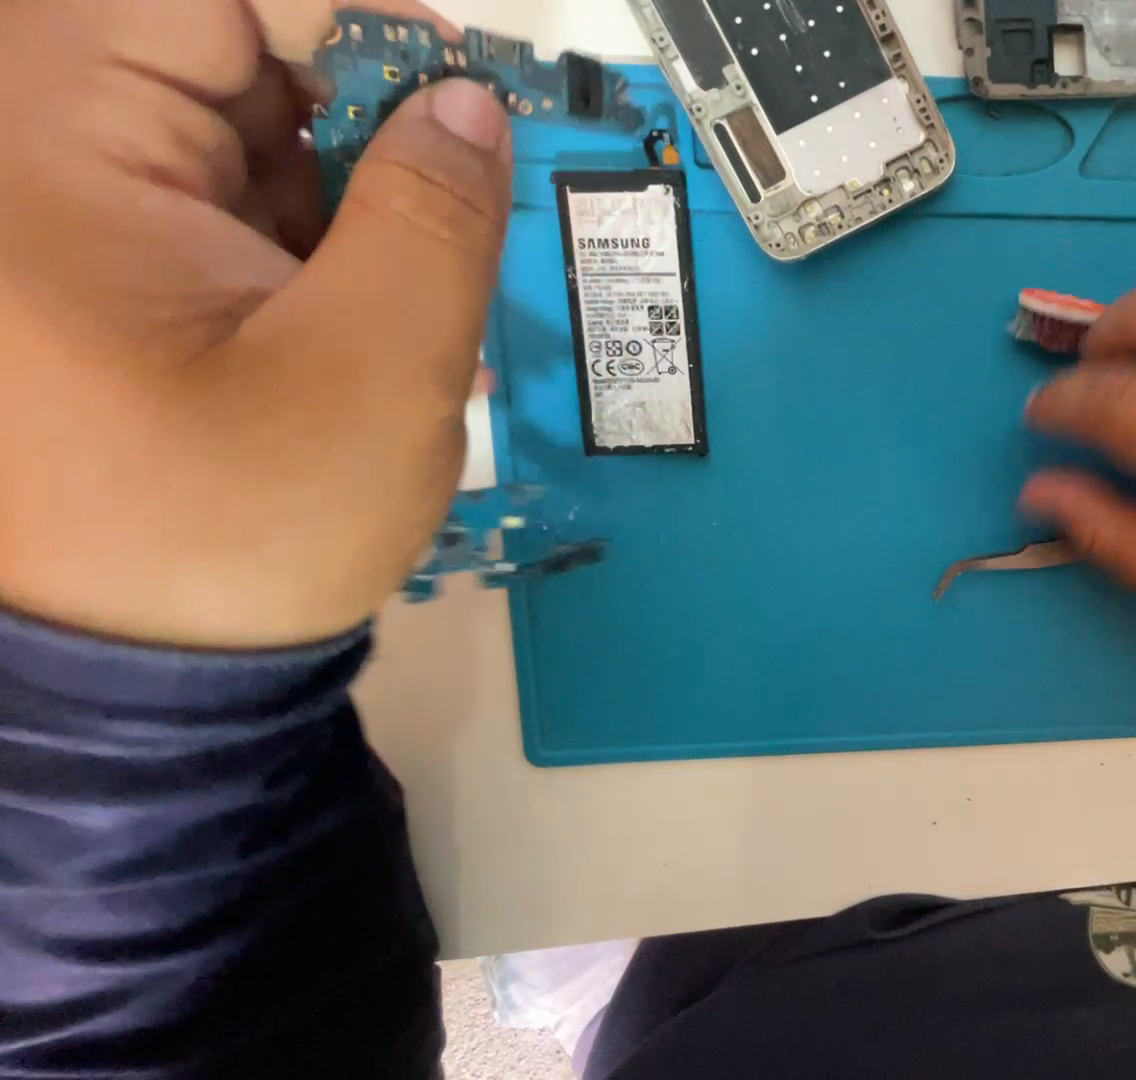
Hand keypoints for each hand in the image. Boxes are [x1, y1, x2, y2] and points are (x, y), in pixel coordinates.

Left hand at [0, 1, 511, 648]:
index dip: (361, 27)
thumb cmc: (258, 514)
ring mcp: (71, 221)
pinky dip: (333, 248)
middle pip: (231, 67)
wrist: (159, 662)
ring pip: (251, 145)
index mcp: (44, 149)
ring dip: (365, 203)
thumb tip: (471, 104)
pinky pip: (243, 213)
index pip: (206, 4)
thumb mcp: (379, 367)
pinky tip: (384, 324)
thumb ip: (434, 221)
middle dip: (373, 130)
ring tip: (426, 302)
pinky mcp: (117, 276)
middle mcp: (32, 161)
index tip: (472, 88)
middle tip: (470, 215)